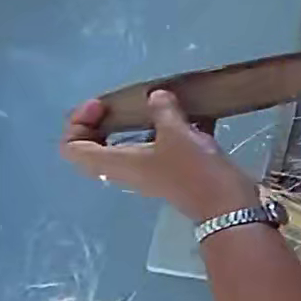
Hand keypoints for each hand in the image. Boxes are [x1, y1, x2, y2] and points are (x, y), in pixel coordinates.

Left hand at [60, 90, 260, 221]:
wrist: (227, 205)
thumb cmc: (194, 170)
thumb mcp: (177, 133)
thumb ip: (163, 110)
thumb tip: (156, 96)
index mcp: (116, 163)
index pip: (72, 148)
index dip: (78, 123)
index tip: (103, 106)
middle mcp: (128, 170)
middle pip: (98, 148)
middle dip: (105, 124)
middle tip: (123, 107)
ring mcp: (152, 174)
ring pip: (131, 148)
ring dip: (139, 127)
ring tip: (160, 108)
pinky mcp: (175, 174)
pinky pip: (160, 150)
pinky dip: (169, 133)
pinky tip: (193, 119)